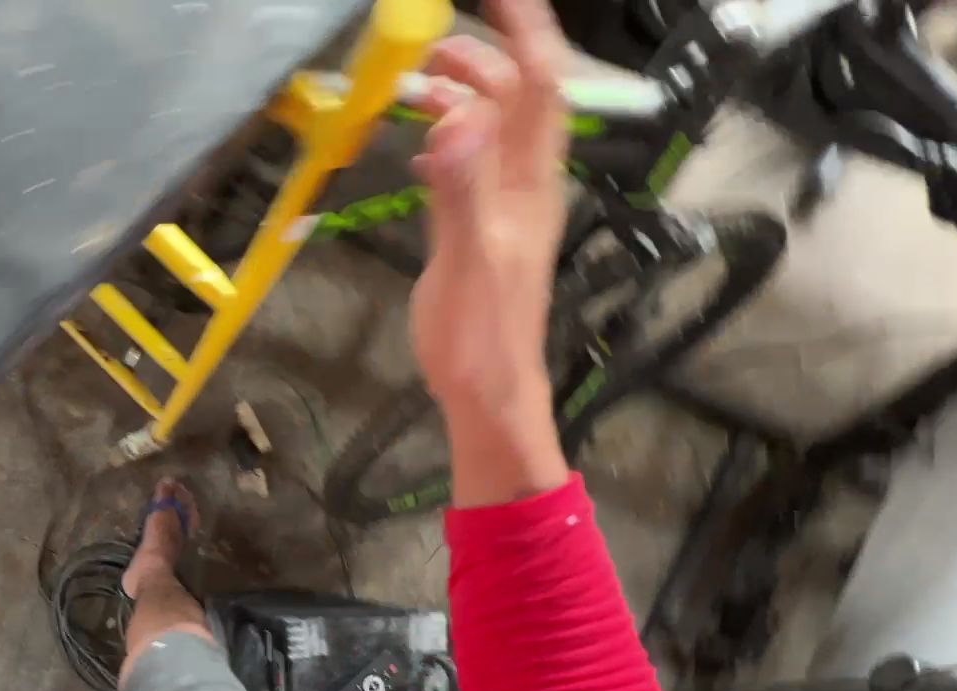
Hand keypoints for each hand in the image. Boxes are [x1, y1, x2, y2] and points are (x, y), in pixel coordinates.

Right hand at [406, 0, 571, 414]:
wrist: (489, 389)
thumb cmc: (479, 336)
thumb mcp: (468, 264)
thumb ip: (460, 194)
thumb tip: (453, 121)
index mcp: (528, 185)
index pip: (537, 87)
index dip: (523, 32)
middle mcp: (523, 188)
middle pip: (515, 103)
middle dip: (482, 61)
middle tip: (430, 48)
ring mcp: (501, 211)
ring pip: (492, 136)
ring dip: (463, 101)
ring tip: (420, 88)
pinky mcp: (479, 234)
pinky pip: (472, 172)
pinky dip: (449, 147)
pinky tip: (423, 152)